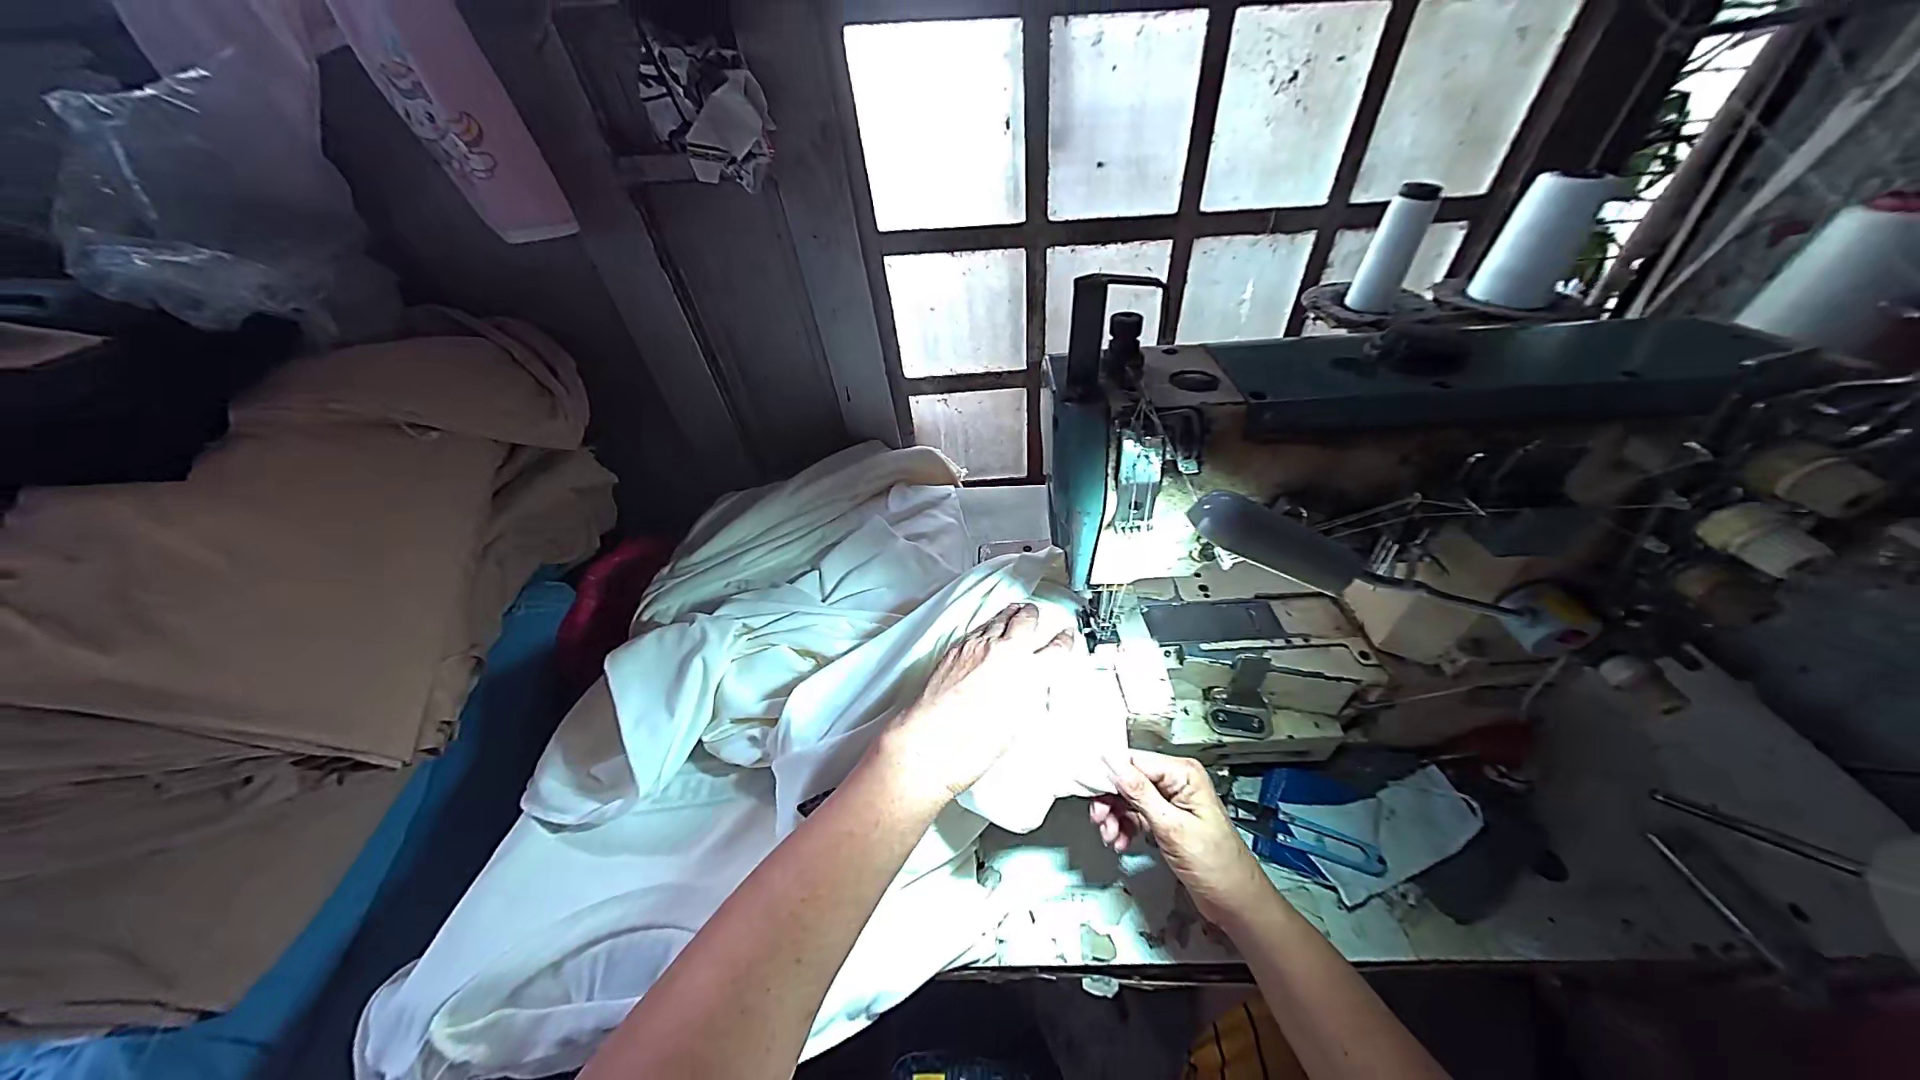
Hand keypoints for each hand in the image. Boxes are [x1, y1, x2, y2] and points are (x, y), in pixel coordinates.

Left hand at [867, 602, 1074, 804]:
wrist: (928, 742)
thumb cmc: (971, 744)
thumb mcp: (1017, 727)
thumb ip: (1028, 700)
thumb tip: (1030, 690)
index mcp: (1028, 673)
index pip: (1055, 649)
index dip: (1064, 641)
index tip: (1066, 636)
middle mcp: (1004, 652)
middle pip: (1025, 621)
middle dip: (1033, 615)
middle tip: (1036, 612)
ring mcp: (977, 646)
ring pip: (999, 619)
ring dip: (1010, 613)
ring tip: (1015, 610)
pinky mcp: (955, 649)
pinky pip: (978, 628)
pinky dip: (988, 624)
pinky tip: (987, 628)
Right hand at [1091, 751, 1274, 926]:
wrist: (1234, 902)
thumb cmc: (1218, 865)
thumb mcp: (1172, 827)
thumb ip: (1140, 792)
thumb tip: (1113, 763)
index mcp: (1183, 774)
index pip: (1133, 761)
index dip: (1109, 775)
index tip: (1090, 790)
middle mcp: (1176, 782)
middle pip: (1127, 779)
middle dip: (1110, 801)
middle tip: (1100, 818)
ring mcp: (1170, 801)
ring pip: (1127, 798)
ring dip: (1114, 817)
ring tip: (1110, 835)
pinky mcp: (1165, 818)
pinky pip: (1134, 814)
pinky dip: (1124, 827)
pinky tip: (1120, 840)